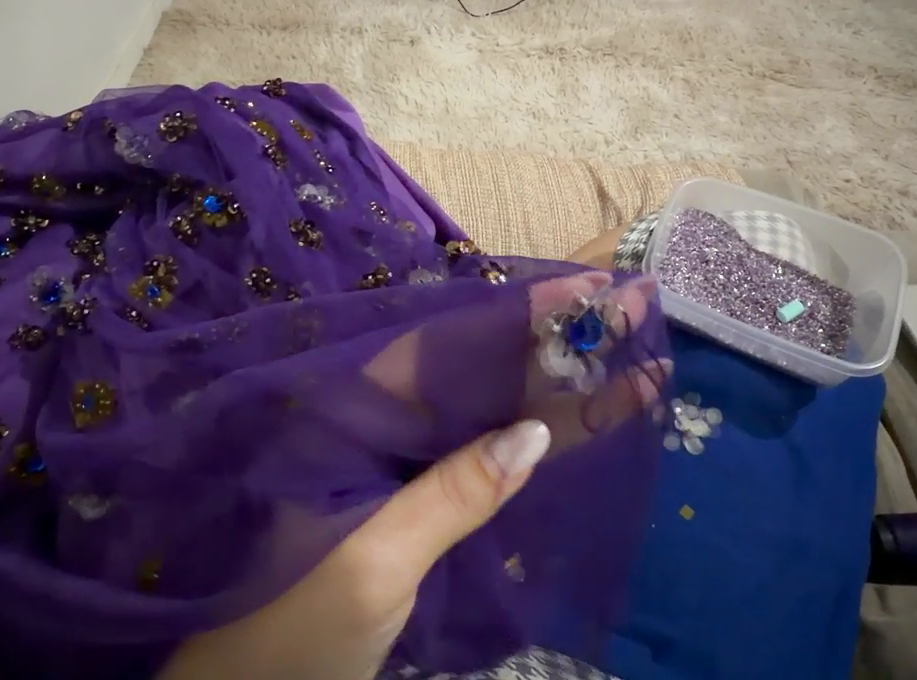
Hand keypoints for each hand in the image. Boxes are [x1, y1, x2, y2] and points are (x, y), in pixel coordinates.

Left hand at [158, 274, 664, 679]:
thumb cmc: (292, 627)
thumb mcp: (371, 562)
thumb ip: (451, 493)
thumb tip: (533, 430)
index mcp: (349, 416)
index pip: (442, 348)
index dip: (514, 316)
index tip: (581, 290)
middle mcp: (378, 429)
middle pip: (474, 375)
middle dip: (547, 343)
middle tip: (623, 310)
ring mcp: (400, 472)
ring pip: (485, 416)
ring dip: (553, 390)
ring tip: (625, 359)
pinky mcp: (417, 513)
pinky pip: (481, 467)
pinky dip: (532, 449)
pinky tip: (579, 428)